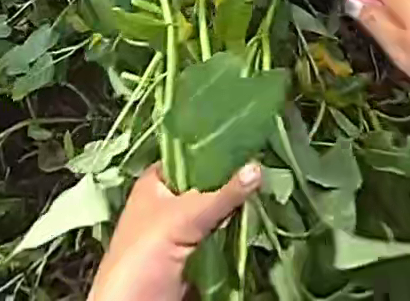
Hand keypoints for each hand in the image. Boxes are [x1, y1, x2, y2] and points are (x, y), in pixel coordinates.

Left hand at [88, 163, 260, 300]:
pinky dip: (238, 240)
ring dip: (238, 213)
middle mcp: (169, 204)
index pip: (190, 155)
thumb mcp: (181, 218)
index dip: (216, 149)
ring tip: (267, 195)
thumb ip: (219, 196)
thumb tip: (255, 168)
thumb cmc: (142, 256)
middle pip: (207, 188)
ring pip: (217, 217)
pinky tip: (258, 227)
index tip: (247, 144)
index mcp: (157, 183)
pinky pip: (222, 246)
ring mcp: (183, 236)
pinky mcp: (195, 264)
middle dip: (232, 184)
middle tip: (264, 170)